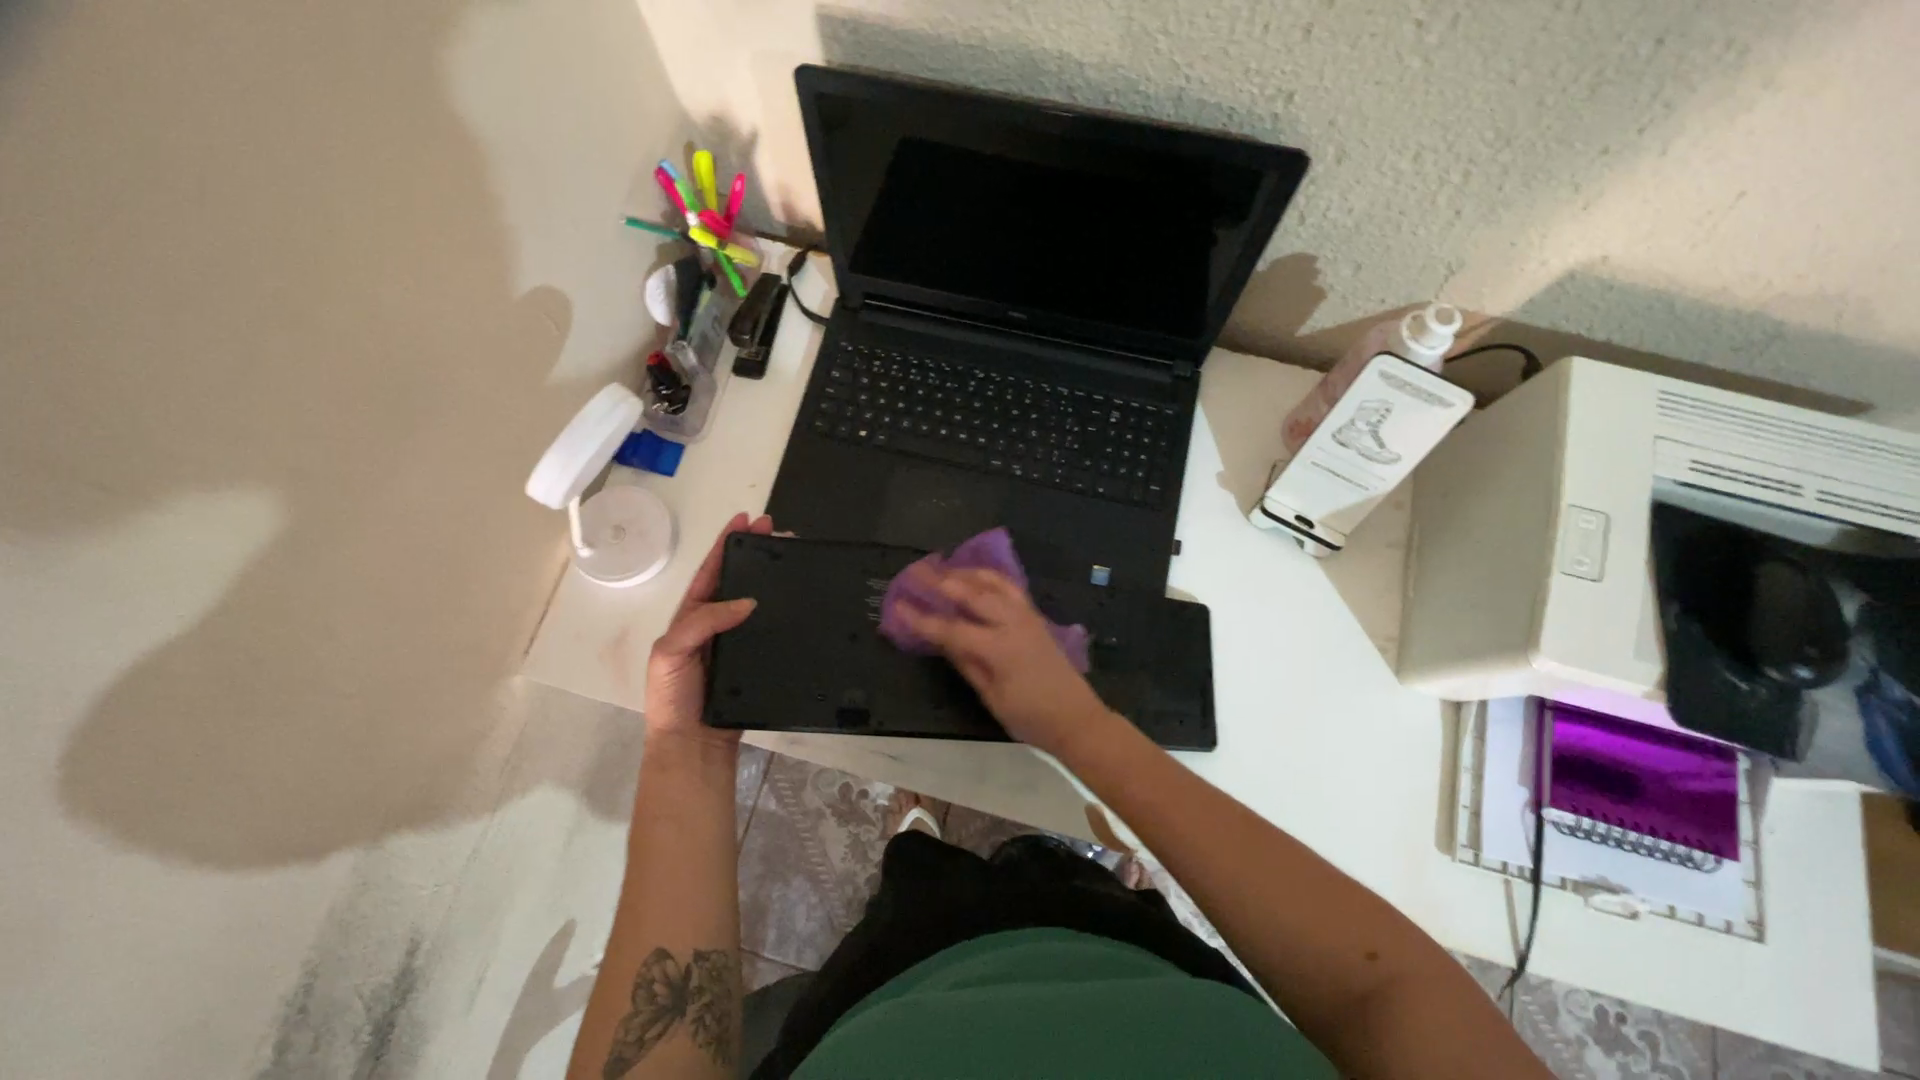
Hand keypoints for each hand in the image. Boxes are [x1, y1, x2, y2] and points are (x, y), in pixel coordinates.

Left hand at [645, 511, 772, 746]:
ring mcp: (736, 643)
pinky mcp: (755, 661)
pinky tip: (799, 603)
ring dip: (772, 580)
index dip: (726, 545)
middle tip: (778, 530)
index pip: (710, 572)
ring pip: (757, 602)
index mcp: (690, 617)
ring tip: (792, 558)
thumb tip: (747, 602)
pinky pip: (770, 632)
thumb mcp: (671, 652)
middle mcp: (715, 625)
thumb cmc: (673, 697)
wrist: (692, 744)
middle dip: (754, 554)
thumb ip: (702, 622)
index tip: (746, 519)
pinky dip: (783, 614)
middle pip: (737, 581)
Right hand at [897, 567, 1115, 756]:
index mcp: (999, 649)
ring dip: (967, 573)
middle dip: (941, 582)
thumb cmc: (1030, 717)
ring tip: (944, 567)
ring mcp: (1027, 617)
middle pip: (972, 595)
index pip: (951, 629)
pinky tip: (977, 576)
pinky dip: (990, 578)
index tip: (897, 607)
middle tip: (916, 572)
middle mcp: (1013, 624)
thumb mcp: (991, 696)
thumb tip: (941, 639)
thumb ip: (966, 663)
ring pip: (994, 584)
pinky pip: (1010, 588)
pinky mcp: (1036, 617)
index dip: (922, 619)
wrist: (1076, 718)